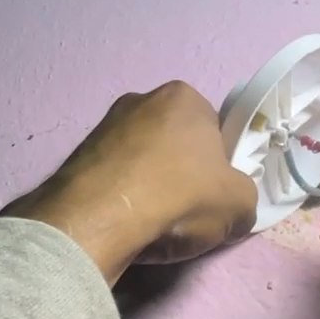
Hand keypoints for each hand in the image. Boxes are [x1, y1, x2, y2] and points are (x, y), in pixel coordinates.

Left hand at [2, 82, 257, 283]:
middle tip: (182, 209)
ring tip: (150, 221)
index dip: (216, 166)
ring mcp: (103, 125)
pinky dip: (119, 196)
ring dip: (147, 184)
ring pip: (139, 159)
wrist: (102, 218)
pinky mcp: (76, 154)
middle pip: (172, 142)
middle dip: (178, 172)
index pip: (211, 130)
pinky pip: (111, 177)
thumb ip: (243, 197)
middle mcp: (140, 99)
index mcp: (183, 96)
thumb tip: (233, 206)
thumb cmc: (180, 197)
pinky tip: (123, 222)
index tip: (211, 194)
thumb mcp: (239, 204)